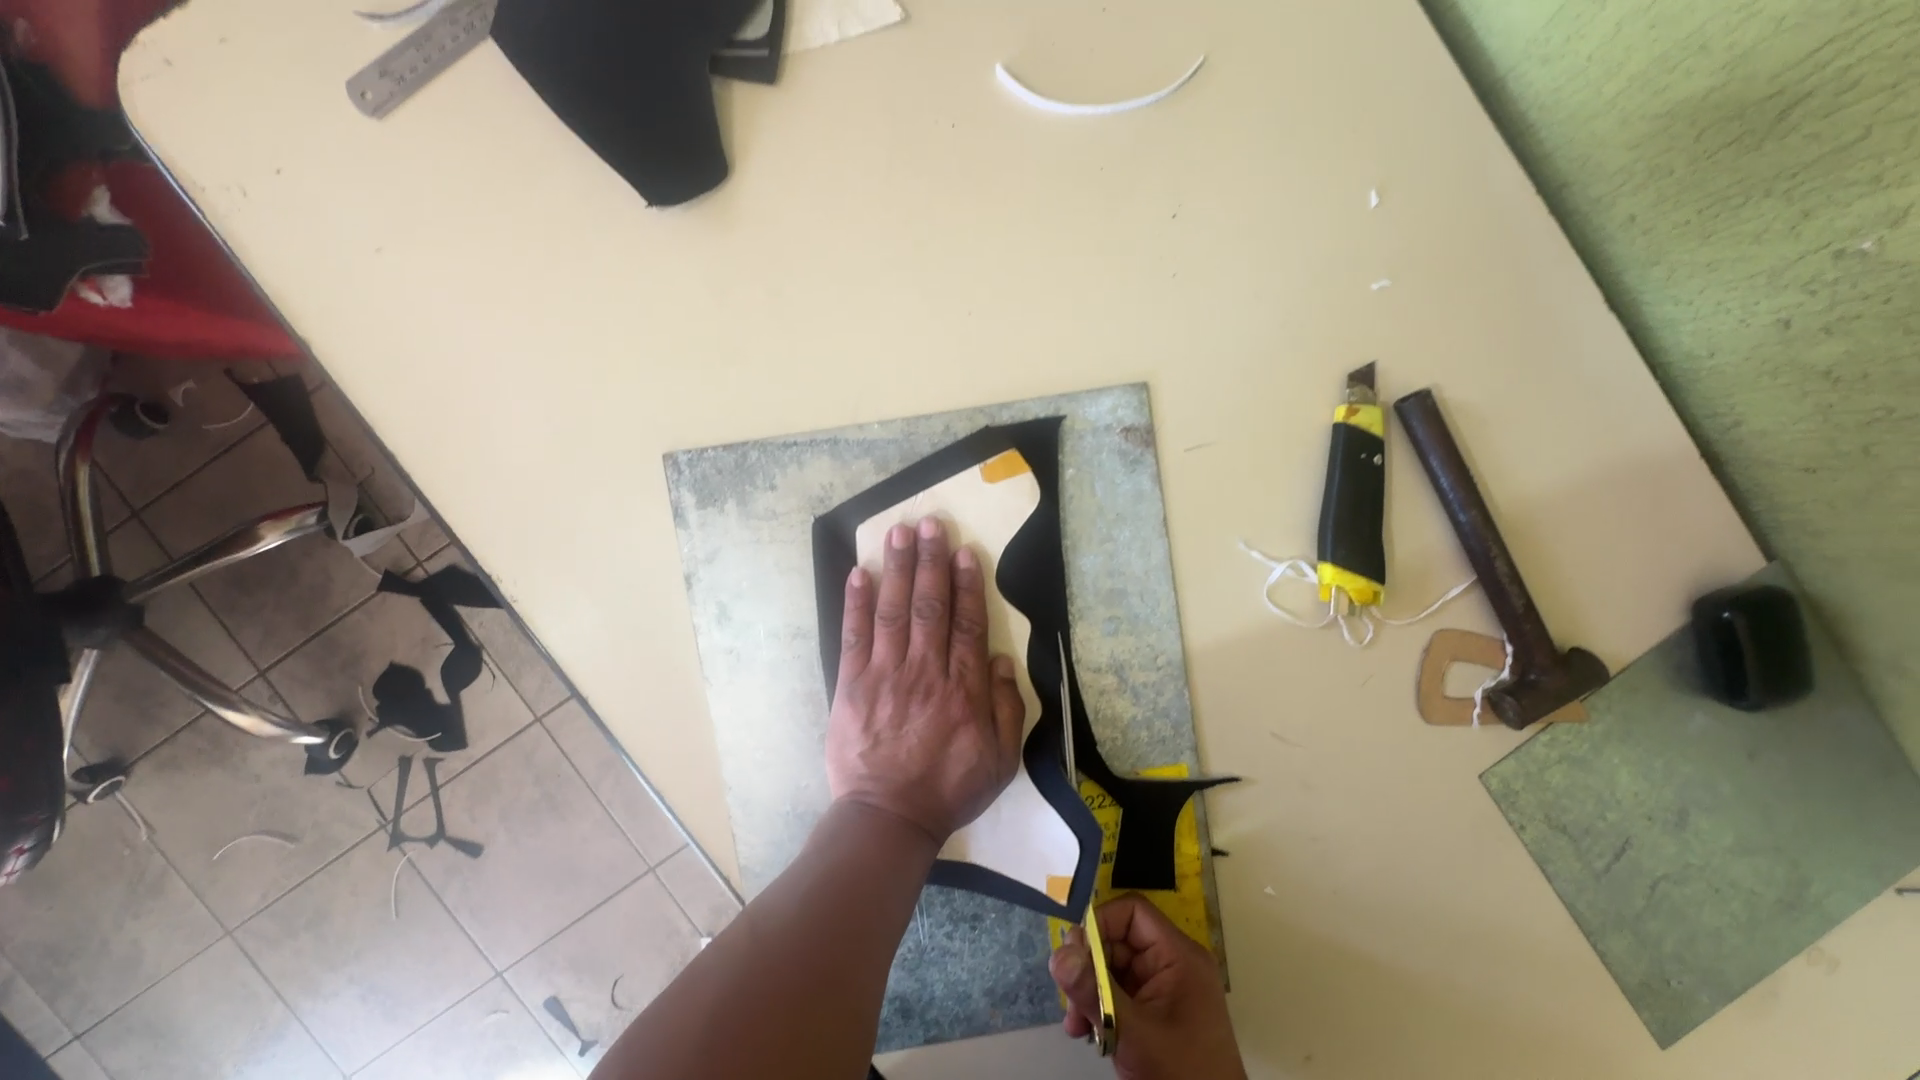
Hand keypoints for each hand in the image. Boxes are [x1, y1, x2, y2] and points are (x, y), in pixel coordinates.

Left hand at [827, 518, 1025, 845]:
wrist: (888, 817)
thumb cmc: (948, 790)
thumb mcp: (1001, 760)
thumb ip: (1007, 708)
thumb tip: (1000, 660)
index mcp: (963, 689)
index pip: (967, 624)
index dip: (967, 584)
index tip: (964, 551)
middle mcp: (925, 671)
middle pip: (929, 606)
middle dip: (930, 561)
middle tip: (930, 523)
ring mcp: (885, 675)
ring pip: (893, 611)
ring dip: (897, 569)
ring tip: (898, 533)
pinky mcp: (851, 685)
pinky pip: (854, 636)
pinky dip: (856, 604)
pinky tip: (859, 573)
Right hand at [1051, 894, 1246, 1079]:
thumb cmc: (1180, 1072)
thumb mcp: (1132, 1031)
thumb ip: (1093, 991)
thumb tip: (1058, 954)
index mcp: (1178, 955)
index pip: (1132, 912)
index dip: (1099, 922)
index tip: (1072, 953)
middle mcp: (1172, 963)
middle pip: (1117, 941)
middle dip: (1088, 967)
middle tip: (1068, 998)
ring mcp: (1164, 987)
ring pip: (1113, 968)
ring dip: (1089, 992)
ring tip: (1076, 1025)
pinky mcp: (1156, 1010)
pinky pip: (1119, 992)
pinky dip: (1100, 1007)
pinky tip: (1087, 1032)